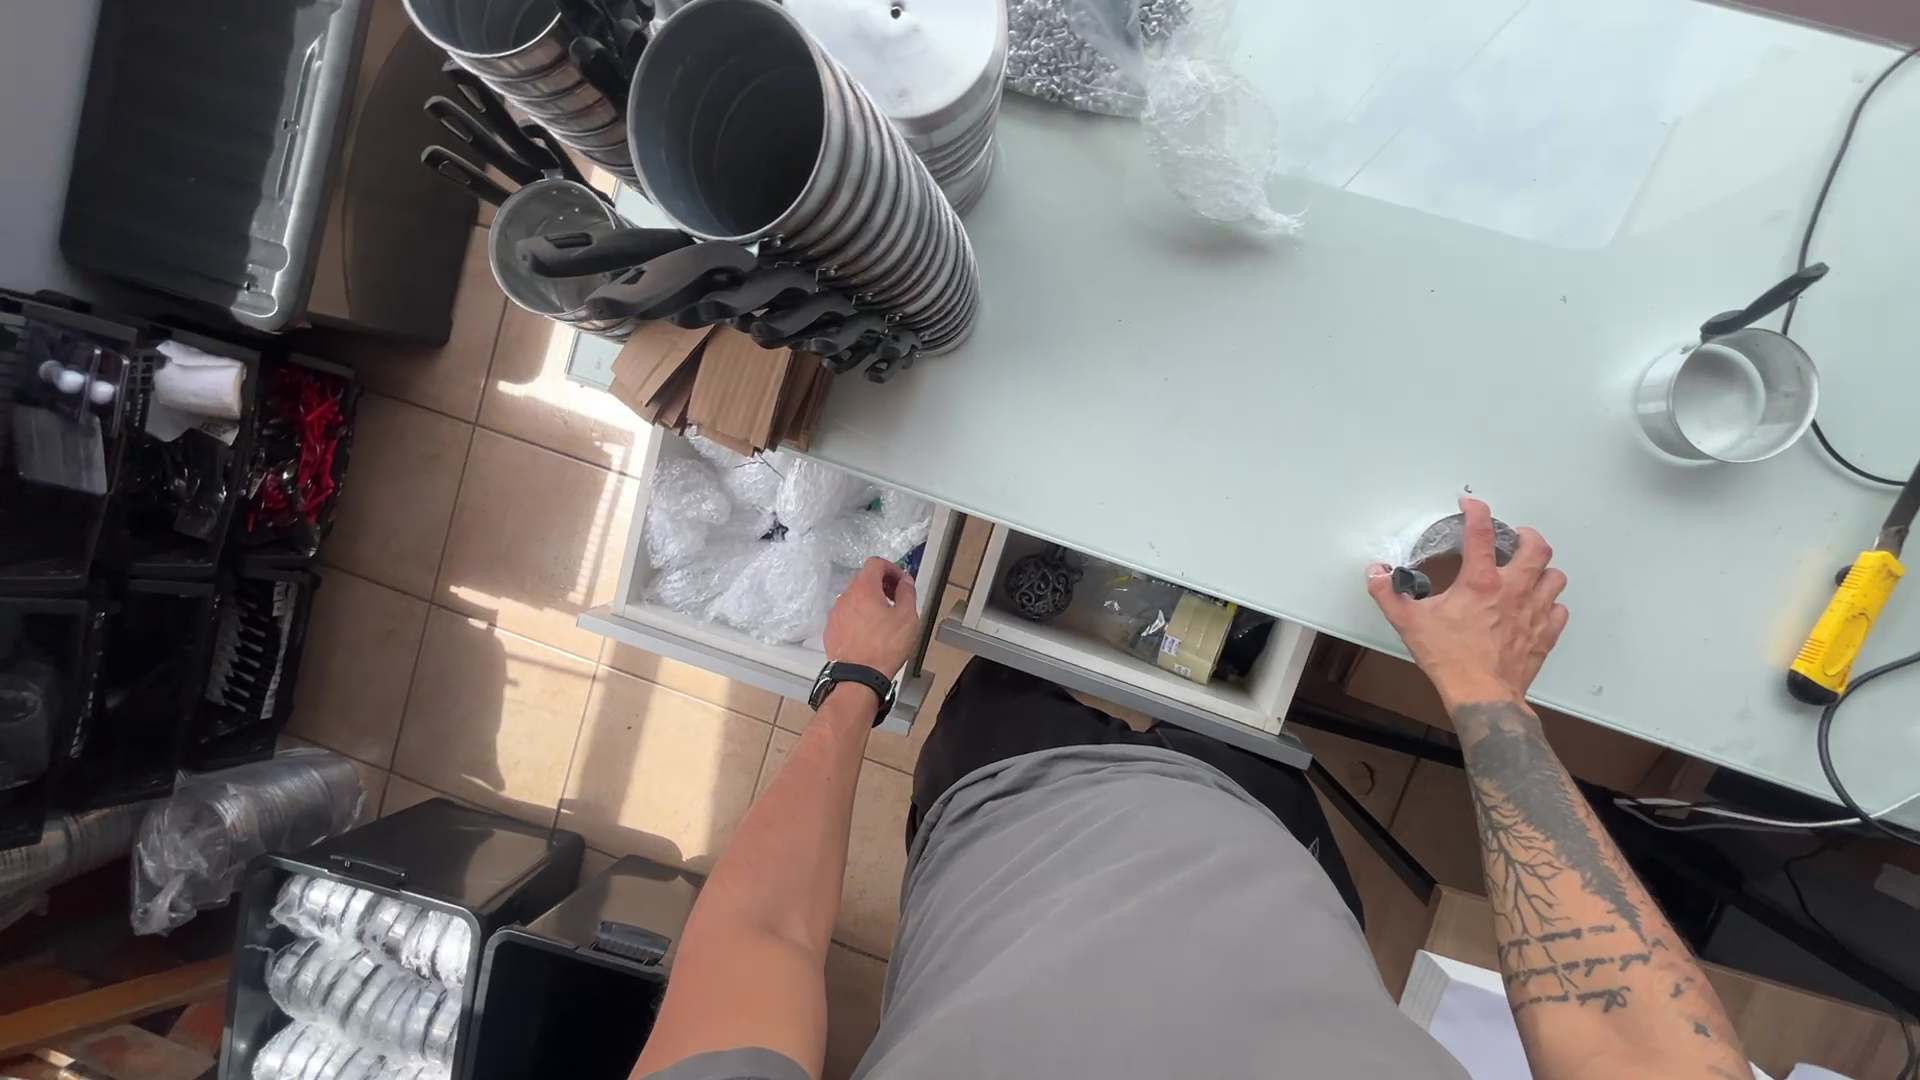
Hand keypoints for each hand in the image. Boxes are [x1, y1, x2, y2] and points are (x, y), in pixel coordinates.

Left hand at [824, 557, 920, 676]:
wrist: (859, 677)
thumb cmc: (884, 648)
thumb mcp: (907, 616)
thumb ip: (907, 592)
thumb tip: (905, 581)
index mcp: (864, 589)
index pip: (875, 563)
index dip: (891, 569)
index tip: (900, 582)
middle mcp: (846, 598)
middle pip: (863, 579)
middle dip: (881, 585)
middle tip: (895, 599)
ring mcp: (836, 614)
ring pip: (854, 598)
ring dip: (869, 601)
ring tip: (884, 619)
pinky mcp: (831, 630)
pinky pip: (846, 615)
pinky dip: (858, 617)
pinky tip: (870, 633)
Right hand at [1366, 498, 1568, 709]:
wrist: (1481, 693)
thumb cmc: (1448, 656)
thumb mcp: (1407, 622)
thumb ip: (1387, 593)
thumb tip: (1375, 573)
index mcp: (1480, 583)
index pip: (1481, 534)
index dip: (1477, 511)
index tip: (1472, 503)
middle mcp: (1513, 590)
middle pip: (1537, 549)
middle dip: (1528, 536)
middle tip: (1516, 536)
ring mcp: (1535, 612)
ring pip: (1554, 577)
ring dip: (1542, 569)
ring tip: (1528, 571)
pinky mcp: (1546, 633)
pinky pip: (1558, 609)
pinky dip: (1549, 602)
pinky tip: (1535, 606)